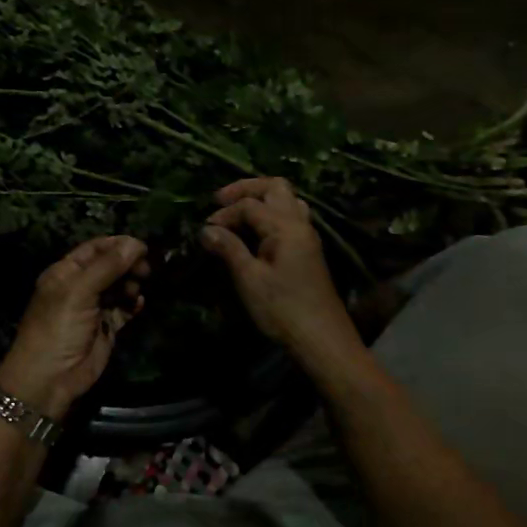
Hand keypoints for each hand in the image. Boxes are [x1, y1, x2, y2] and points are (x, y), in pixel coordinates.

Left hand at [0, 236, 148, 419]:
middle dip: (128, 264)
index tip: (141, 247)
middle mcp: (79, 287)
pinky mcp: (106, 328)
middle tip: (145, 269)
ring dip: (131, 283)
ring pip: (118, 287)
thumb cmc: (58, 329)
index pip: (94, 249)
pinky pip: (124, 309)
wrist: (51, 378)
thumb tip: (135, 243)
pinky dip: (132, 304)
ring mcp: (93, 308)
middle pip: (109, 266)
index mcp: (65, 273)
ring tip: (137, 289)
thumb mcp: (79, 292)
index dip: (117, 245)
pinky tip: (139, 303)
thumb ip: (107, 267)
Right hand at [200, 177, 359, 357]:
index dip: (225, 213)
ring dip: (261, 199)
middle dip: (247, 189)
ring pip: (287, 201)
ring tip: (238, 212)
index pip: (250, 205)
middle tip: (221, 200)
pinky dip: (270, 215)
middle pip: (276, 188)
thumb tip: (207, 230)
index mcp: (285, 227)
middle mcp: (300, 224)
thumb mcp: (249, 279)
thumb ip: (229, 249)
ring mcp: (307, 236)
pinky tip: (255, 232)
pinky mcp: (308, 250)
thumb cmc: (282, 309)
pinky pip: (290, 217)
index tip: (205, 231)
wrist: (321, 338)